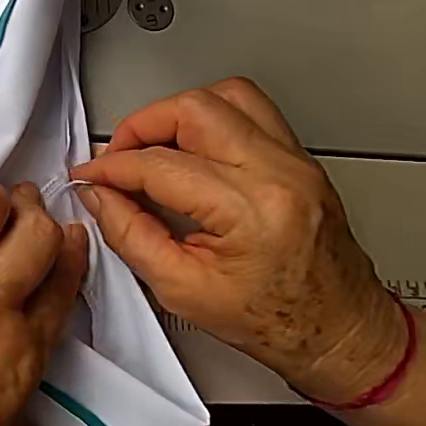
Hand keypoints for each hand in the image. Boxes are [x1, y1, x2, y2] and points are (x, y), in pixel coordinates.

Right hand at [68, 77, 406, 405]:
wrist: (337, 329)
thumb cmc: (272, 318)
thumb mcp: (177, 286)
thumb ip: (128, 233)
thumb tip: (97, 196)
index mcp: (250, 209)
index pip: (158, 163)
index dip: (109, 168)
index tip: (88, 177)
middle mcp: (280, 173)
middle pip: (193, 109)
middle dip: (139, 127)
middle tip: (115, 157)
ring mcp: (296, 161)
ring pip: (226, 96)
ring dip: (175, 115)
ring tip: (150, 147)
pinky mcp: (299, 159)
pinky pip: (249, 112)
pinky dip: (206, 120)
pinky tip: (185, 150)